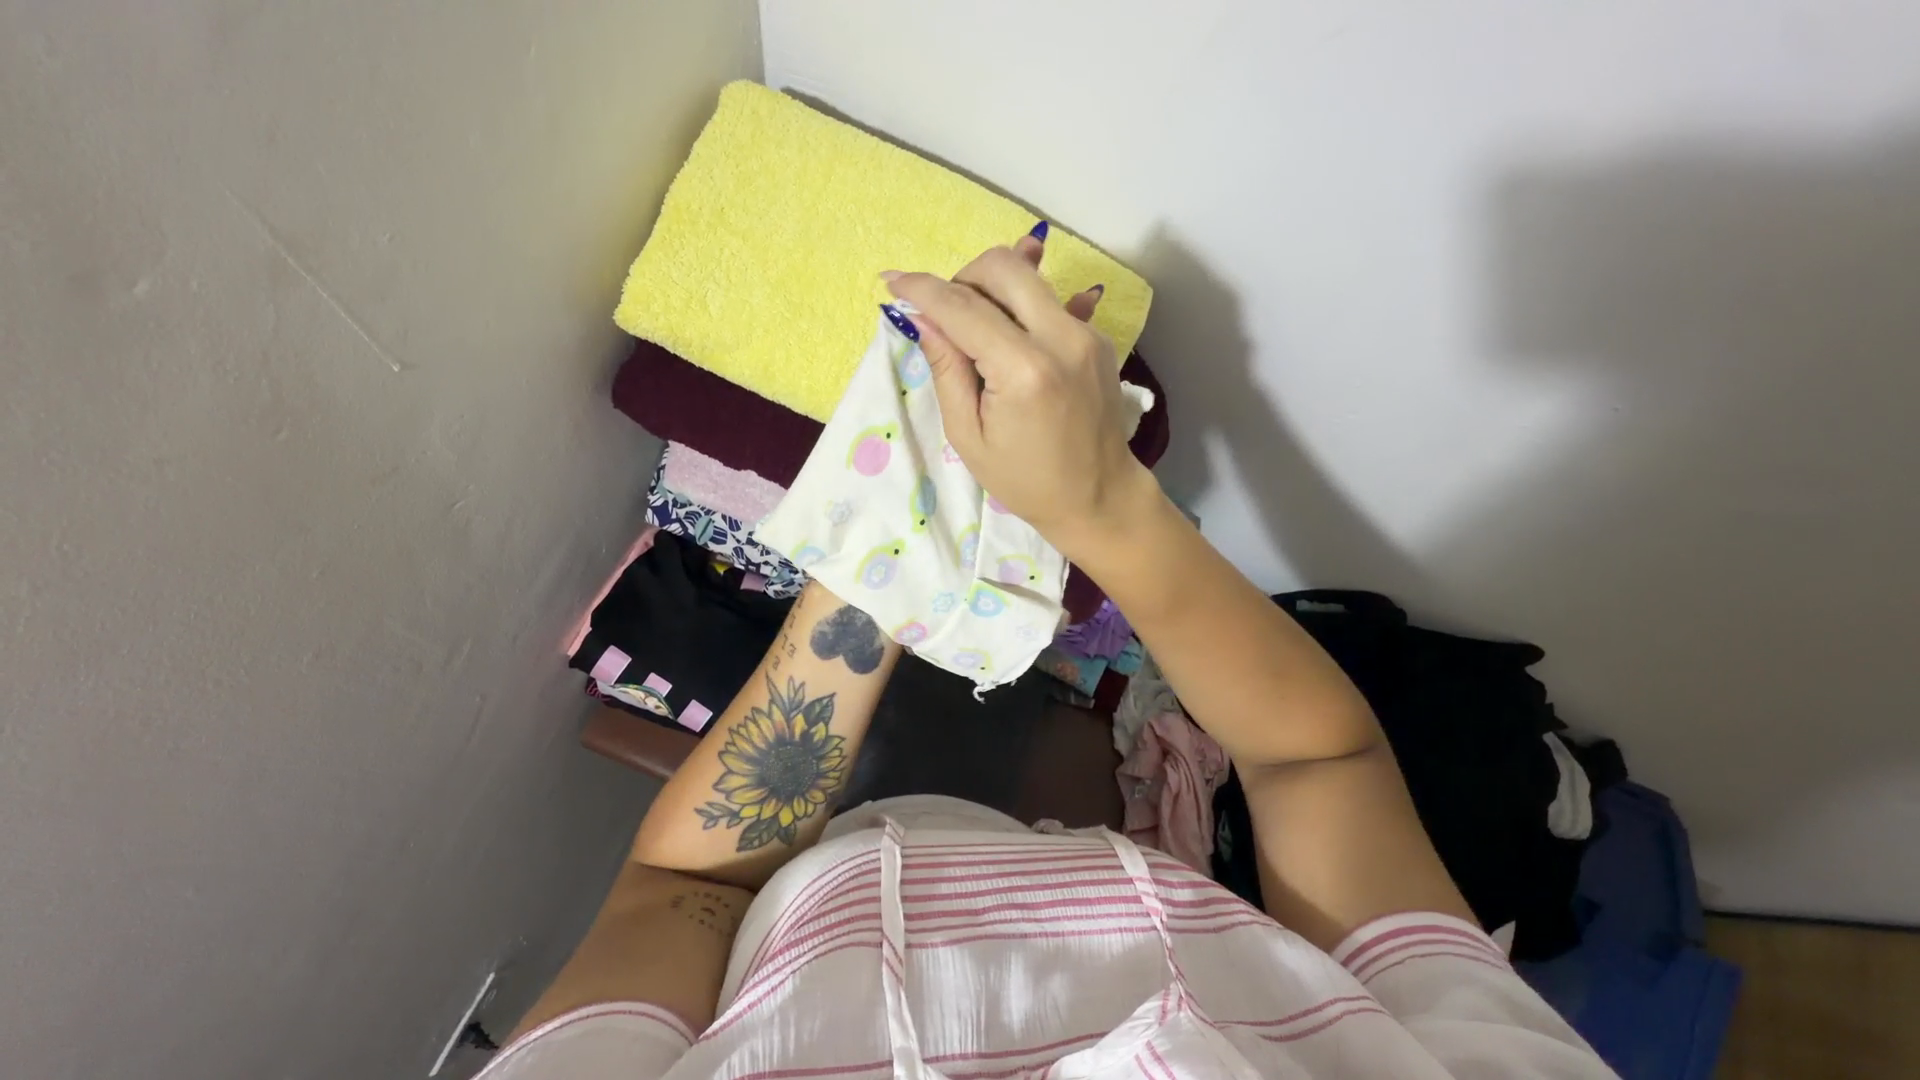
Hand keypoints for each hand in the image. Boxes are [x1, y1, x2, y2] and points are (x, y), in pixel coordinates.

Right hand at [884, 232, 1158, 554]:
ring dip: (991, 289)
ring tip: (976, 331)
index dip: (922, 289)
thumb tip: (921, 317)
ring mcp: (1086, 333)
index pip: (963, 308)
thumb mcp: (969, 436)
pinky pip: (1051, 300)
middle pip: (1003, 267)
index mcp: (1024, 371)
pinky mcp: (1098, 337)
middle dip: (962, 279)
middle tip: (946, 317)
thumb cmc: (1026, 481)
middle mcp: (1061, 338)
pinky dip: (1020, 308)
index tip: (892, 281)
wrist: (1100, 496)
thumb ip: (947, 370)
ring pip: (1029, 277)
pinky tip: (1009, 338)